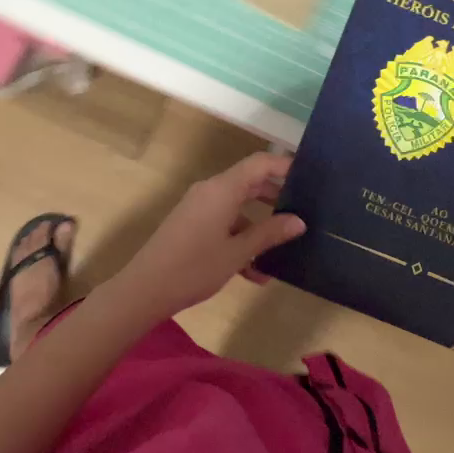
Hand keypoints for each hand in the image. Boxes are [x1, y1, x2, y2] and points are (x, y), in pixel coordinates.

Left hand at [101, 153, 306, 324]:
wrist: (144, 289)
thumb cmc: (194, 267)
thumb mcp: (237, 253)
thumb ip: (269, 234)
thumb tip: (298, 221)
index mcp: (223, 189)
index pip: (260, 163)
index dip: (285, 166)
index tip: (309, 178)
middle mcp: (211, 190)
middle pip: (250, 183)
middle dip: (277, 198)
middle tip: (303, 212)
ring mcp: (200, 207)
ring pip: (238, 207)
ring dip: (259, 227)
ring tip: (283, 251)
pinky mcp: (192, 224)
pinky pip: (224, 222)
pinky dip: (240, 239)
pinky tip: (255, 272)